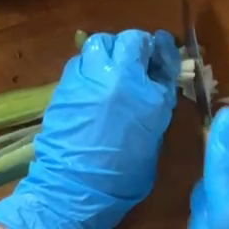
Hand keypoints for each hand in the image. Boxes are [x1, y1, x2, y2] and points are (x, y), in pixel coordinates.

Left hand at [0, 29, 179, 228]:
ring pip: (100, 43)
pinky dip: (87, 66)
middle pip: (131, 40)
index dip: (163, 53)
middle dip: (135, 45)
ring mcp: (90, 79)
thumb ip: (153, 109)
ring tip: (109, 66)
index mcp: (151, 97)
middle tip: (135, 58)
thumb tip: (151, 93)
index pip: (163, 58)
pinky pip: (79, 63)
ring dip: (108, 50)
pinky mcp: (65, 86)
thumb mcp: (152, 142)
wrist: (74, 189)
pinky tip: (89, 82)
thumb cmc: (121, 179)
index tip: (161, 57)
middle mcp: (121, 79)